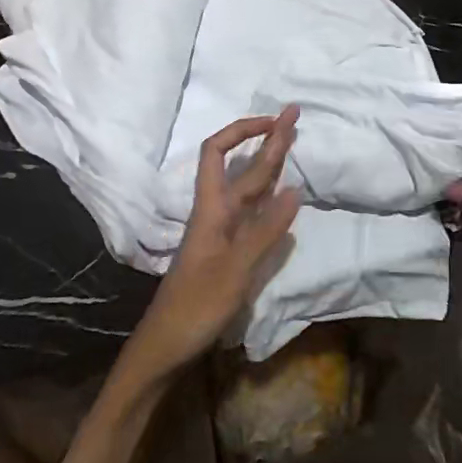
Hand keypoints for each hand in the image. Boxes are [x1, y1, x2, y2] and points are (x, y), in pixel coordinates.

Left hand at [132, 106, 303, 371]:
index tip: (273, 122)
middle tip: (294, 115)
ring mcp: (224, 232)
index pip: (217, 152)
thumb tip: (295, 188)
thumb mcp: (234, 270)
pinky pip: (254, 213)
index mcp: (211, 209)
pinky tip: (285, 193)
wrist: (166, 347)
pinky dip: (272, 196)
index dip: (242, 130)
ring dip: (270, 163)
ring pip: (249, 188)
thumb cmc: (195, 307)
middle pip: (242, 167)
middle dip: (267, 139)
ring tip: (292, 141)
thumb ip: (266, 230)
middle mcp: (217, 213)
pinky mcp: (230, 251)